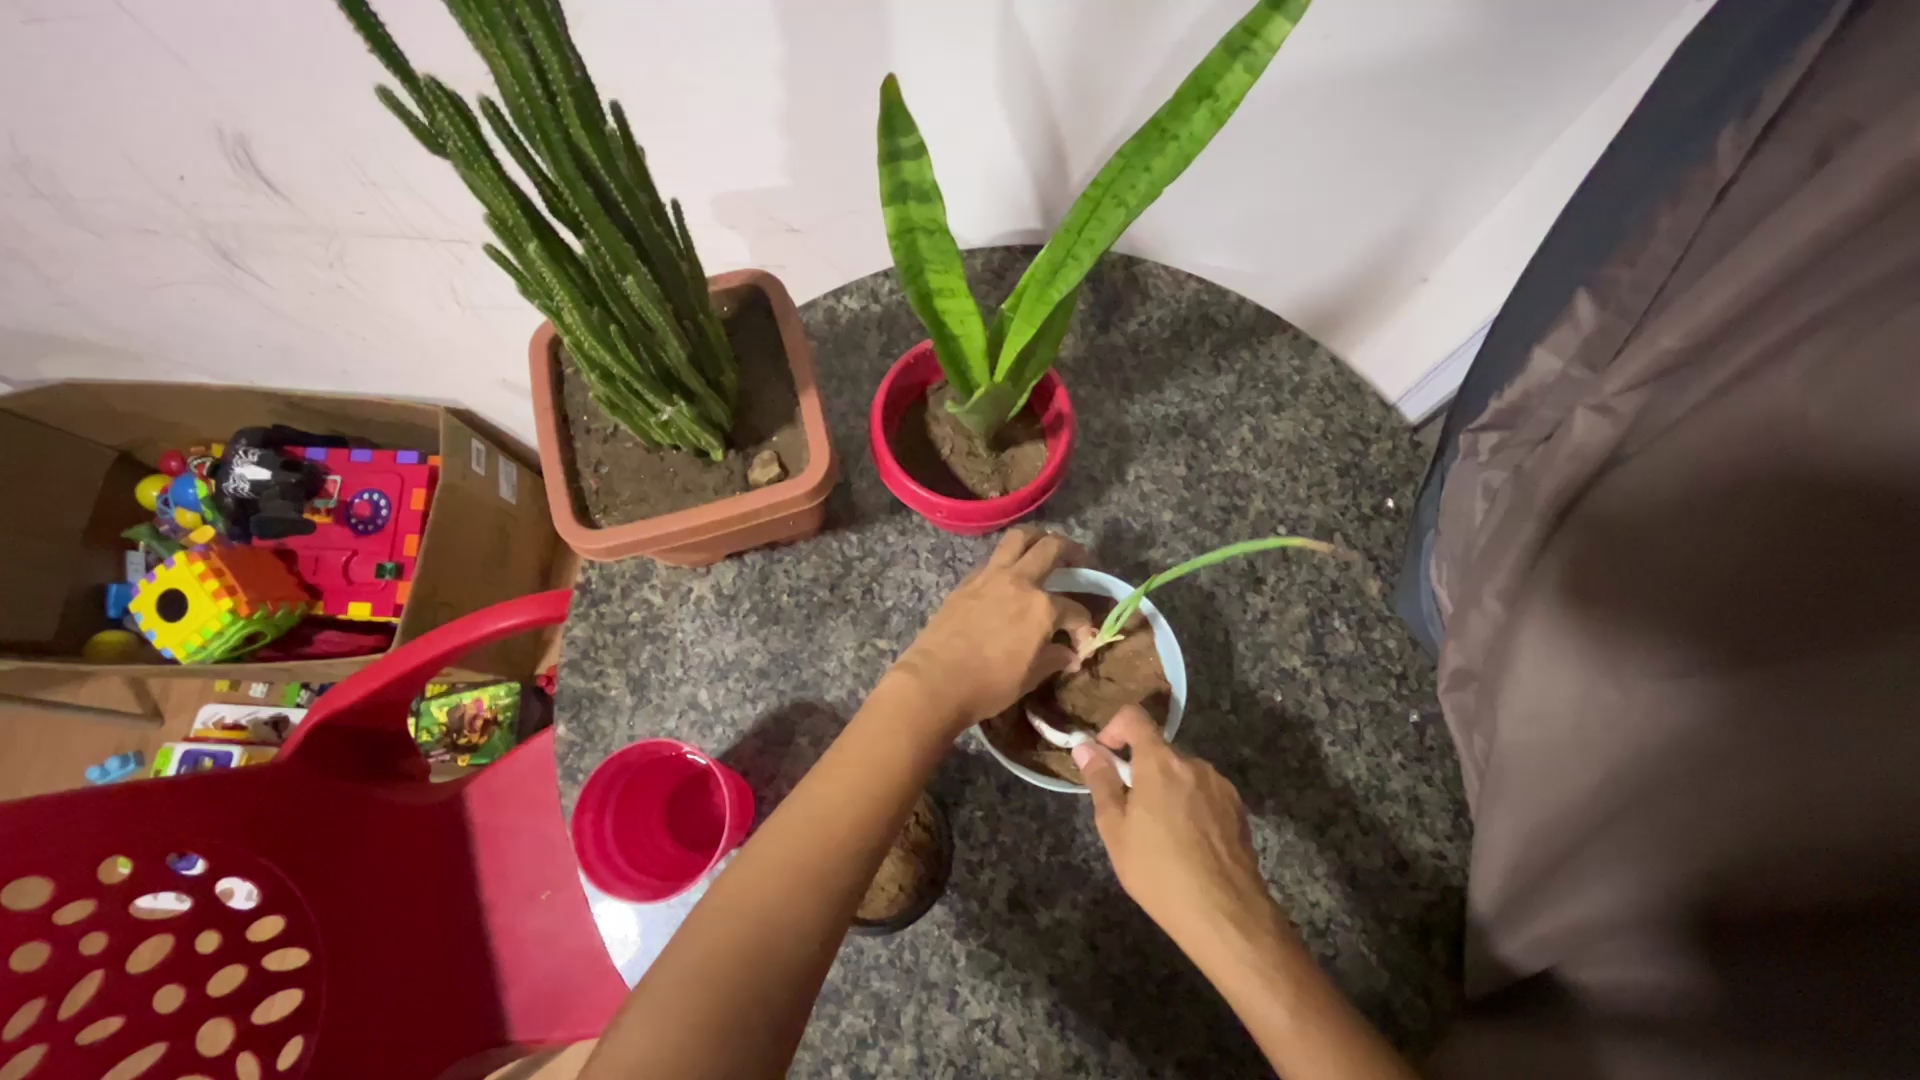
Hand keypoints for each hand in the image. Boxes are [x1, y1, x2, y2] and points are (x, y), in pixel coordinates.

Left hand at [890, 527, 1092, 733]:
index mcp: (1042, 607)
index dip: (1084, 626)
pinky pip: (992, 559)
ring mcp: (990, 577)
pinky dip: (1006, 561)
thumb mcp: (1029, 678)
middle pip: (1051, 548)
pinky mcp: (967, 581)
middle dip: (1071, 550)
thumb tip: (1070, 654)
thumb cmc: (988, 685)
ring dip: (1036, 537)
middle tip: (1078, 559)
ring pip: (1018, 538)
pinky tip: (1007, 578)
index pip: (1075, 610)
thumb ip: (1053, 659)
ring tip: (1043, 547)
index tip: (1081, 642)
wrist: (935, 681)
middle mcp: (1019, 582)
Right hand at [1077, 706, 1281, 951]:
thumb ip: (1101, 781)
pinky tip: (1188, 844)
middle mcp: (1193, 764)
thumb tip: (1085, 747)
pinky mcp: (1237, 809)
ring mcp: (1220, 785)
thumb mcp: (1115, 829)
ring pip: (1183, 774)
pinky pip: (1204, 793)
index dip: (1114, 728)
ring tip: (1160, 835)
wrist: (1224, 914)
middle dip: (1140, 770)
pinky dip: (1190, 805)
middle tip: (1129, 812)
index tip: (1105, 756)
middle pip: (1159, 751)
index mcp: (1160, 762)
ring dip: (1166, 789)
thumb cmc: (1158, 871)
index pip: (1134, 718)